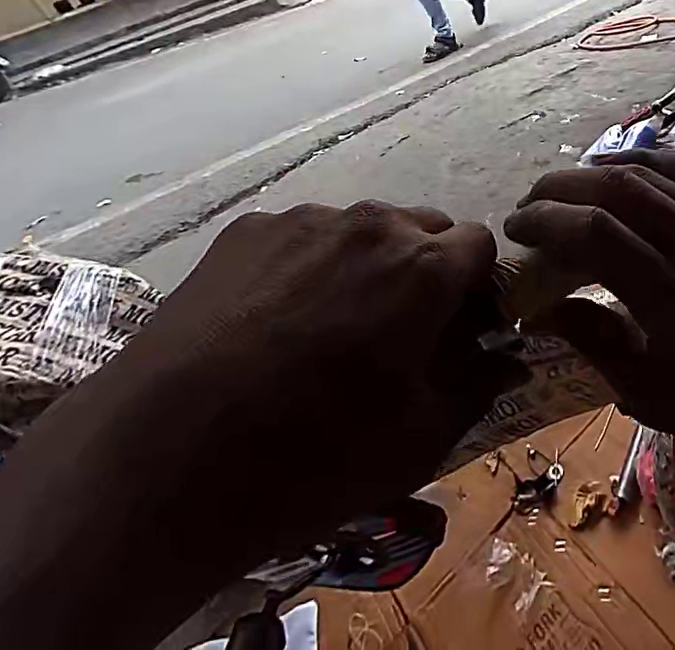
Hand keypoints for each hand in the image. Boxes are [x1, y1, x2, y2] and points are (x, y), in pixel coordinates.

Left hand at [89, 201, 518, 553]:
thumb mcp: (415, 439)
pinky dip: (305, 264)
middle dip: (424, 267)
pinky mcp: (246, 229)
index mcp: (422, 267)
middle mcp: (367, 224)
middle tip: (395, 327)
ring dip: (363, 263)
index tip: (460, 323)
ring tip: (324, 324)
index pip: (479, 243)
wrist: (166, 452)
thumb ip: (476, 386)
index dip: (476, 284)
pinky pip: (299, 236)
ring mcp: (301, 219)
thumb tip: (507, 360)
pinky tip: (269, 319)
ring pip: (358, 229)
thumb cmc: (313, 454)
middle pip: (420, 227)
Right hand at [504, 151, 674, 512]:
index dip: (544, 220)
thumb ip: (589, 340)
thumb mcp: (651, 393)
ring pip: (647, 168)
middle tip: (529, 204)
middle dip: (557, 187)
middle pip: (615, 187)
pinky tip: (613, 174)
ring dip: (592, 172)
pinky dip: (638, 163)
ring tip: (562, 189)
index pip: (594, 233)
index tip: (515, 228)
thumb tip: (536, 307)